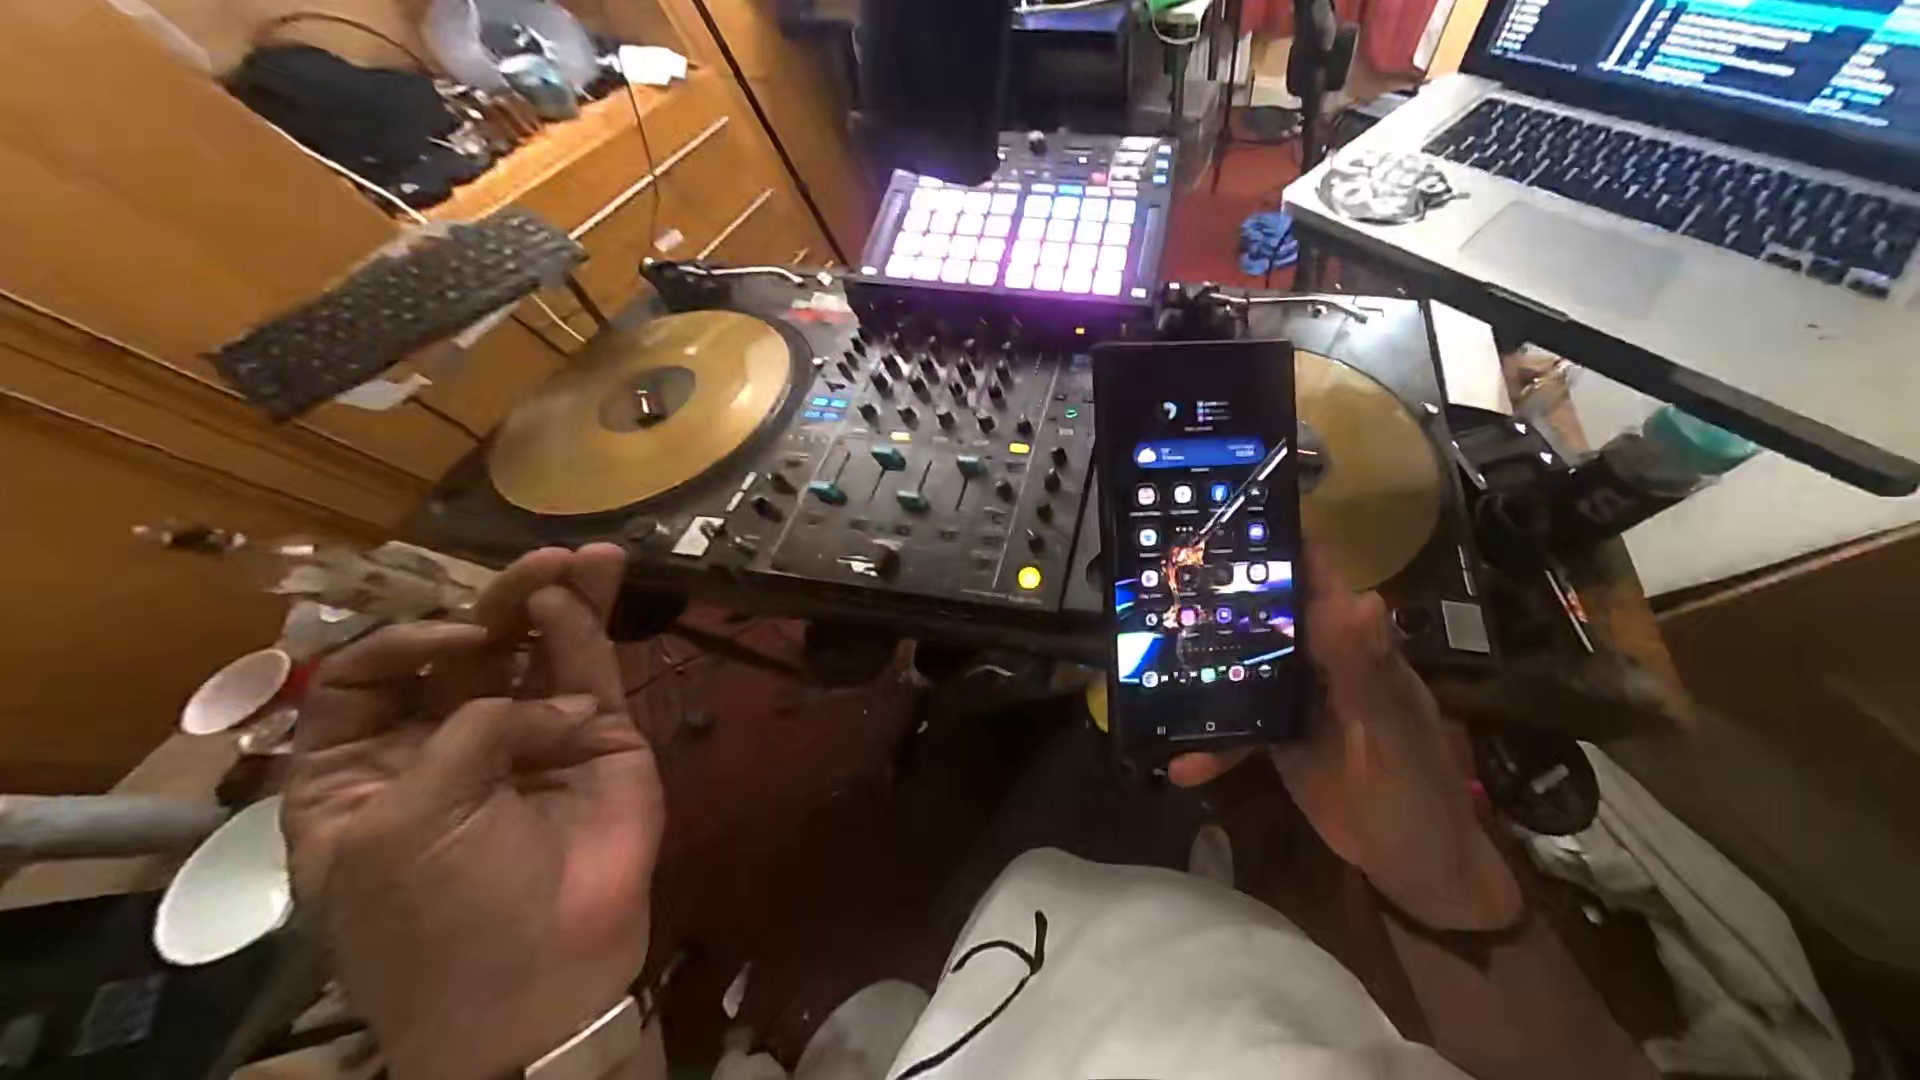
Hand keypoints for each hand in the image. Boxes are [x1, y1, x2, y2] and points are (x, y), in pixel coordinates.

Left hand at [283, 545, 663, 1079]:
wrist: (544, 972)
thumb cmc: (439, 912)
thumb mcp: (405, 823)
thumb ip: (465, 730)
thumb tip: (536, 696)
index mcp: (373, 766)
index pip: (373, 677)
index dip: (404, 642)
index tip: (450, 640)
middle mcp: (454, 738)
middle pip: (474, 650)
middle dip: (502, 600)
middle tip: (539, 558)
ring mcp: (535, 734)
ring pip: (544, 651)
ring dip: (561, 598)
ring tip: (581, 553)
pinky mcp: (600, 736)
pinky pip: (588, 676)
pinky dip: (586, 634)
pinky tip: (584, 593)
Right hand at [1170, 543, 1521, 930]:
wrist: (1415, 867)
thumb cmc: (1415, 794)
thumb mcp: (1389, 731)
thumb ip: (1366, 670)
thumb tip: (1359, 597)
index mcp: (1350, 641)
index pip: (1314, 574)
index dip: (1275, 540)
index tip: (1218, 516)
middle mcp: (1316, 656)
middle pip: (1262, 612)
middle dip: (1215, 597)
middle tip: (1155, 580)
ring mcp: (1291, 693)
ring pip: (1239, 662)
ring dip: (1198, 666)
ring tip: (1145, 662)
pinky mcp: (1273, 730)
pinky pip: (1232, 723)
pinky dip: (1207, 741)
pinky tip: (1179, 762)